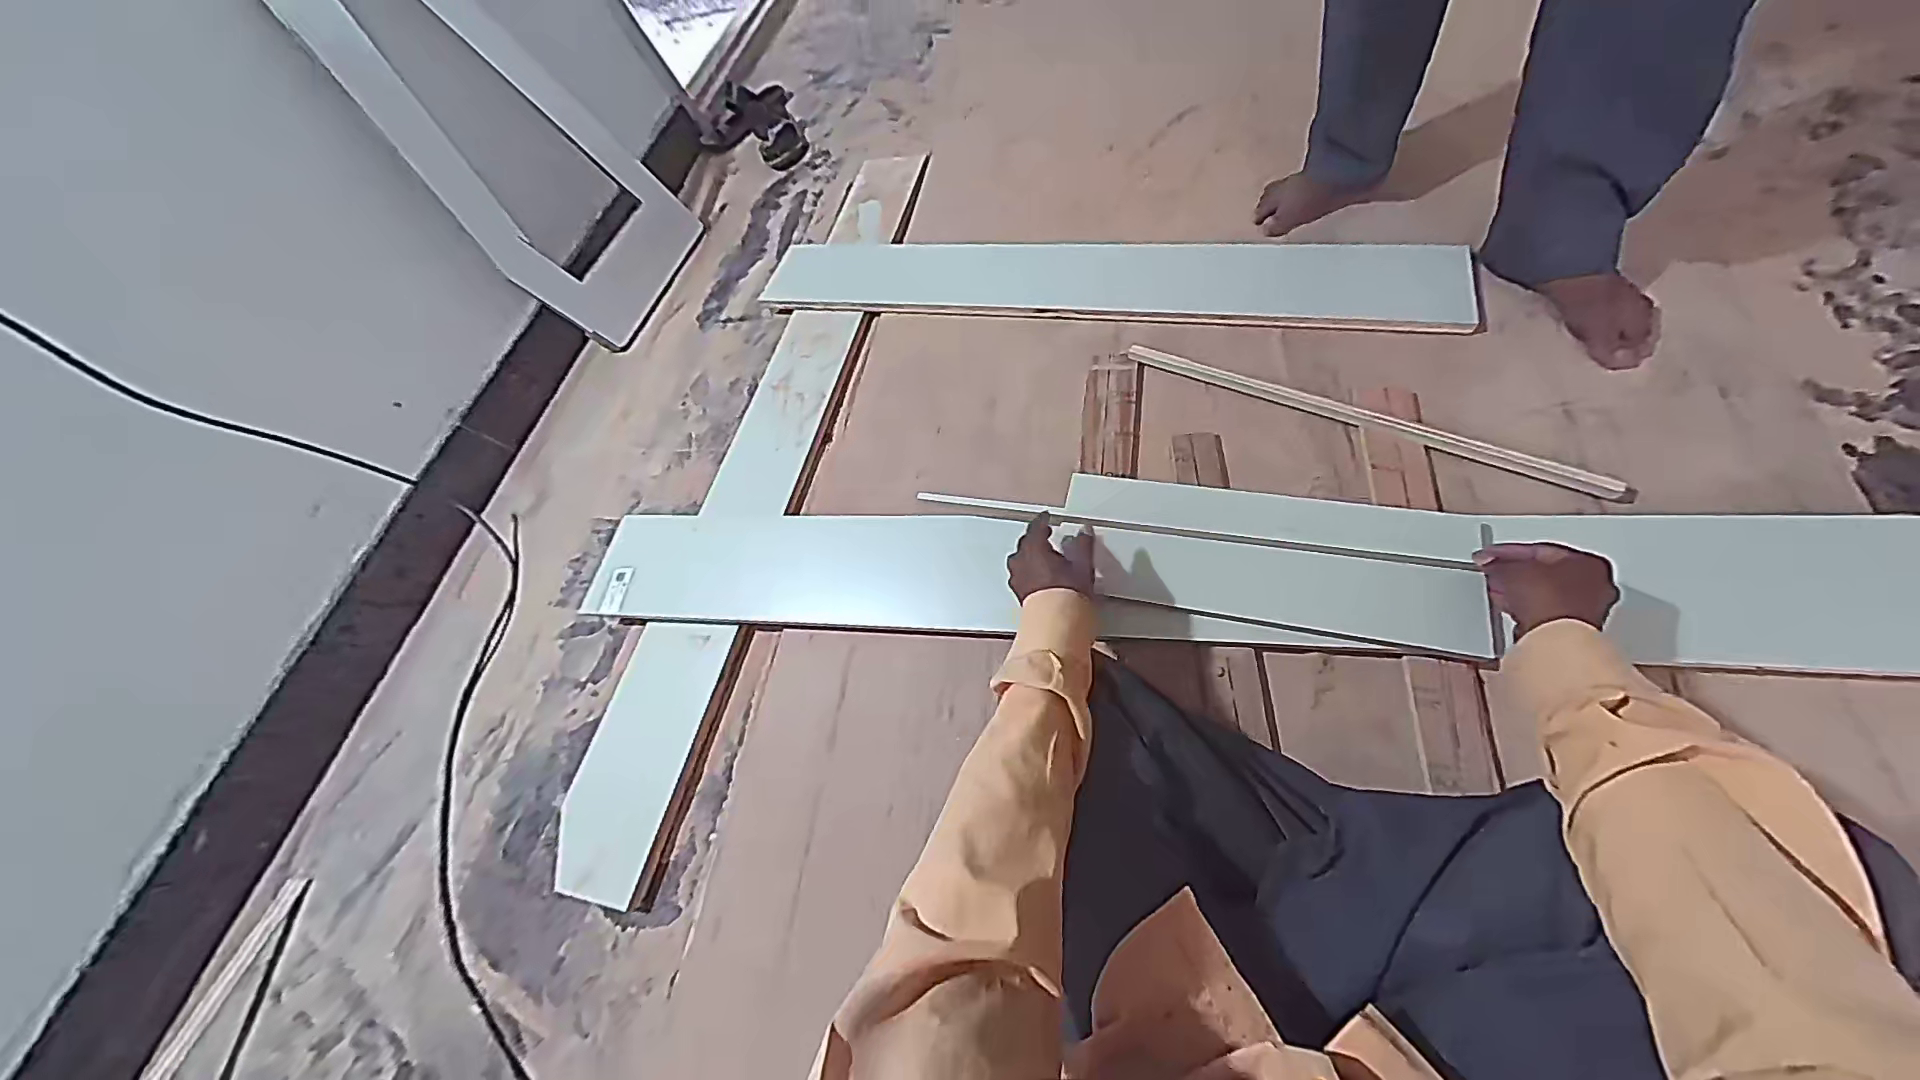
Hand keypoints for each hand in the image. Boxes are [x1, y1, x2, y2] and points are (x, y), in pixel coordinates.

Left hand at [1006, 513, 1094, 601]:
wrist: (1055, 623)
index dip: (1043, 520)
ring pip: (1022, 559)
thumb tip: (1084, 532)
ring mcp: (1017, 578)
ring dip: (1032, 556)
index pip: (1036, 527)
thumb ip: (1083, 544)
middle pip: (1026, 543)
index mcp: (1033, 548)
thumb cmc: (1066, 593)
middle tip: (1047, 536)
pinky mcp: (1019, 593)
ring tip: (1046, 558)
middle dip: (1037, 538)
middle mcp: (1020, 561)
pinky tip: (1041, 577)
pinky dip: (1030, 571)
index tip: (1047, 517)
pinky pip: (1022, 575)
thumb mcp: (1082, 564)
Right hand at [1472, 542, 1619, 638]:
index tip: (1489, 556)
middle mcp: (1597, 584)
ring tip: (1502, 593)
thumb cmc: (1548, 601)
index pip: (1540, 551)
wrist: (1555, 636)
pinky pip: (1546, 611)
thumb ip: (1499, 563)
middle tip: (1496, 572)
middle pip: (1546, 572)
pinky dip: (1528, 608)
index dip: (1508, 552)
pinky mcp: (1575, 627)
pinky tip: (1515, 610)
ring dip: (1521, 592)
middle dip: (1517, 573)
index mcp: (1590, 562)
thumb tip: (1494, 566)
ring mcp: (1589, 608)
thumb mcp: (1510, 570)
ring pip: (1546, 593)